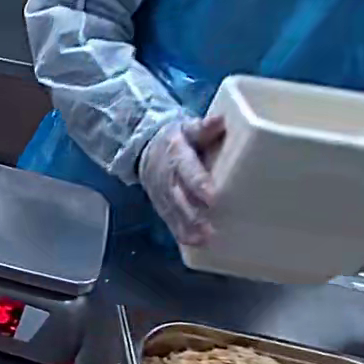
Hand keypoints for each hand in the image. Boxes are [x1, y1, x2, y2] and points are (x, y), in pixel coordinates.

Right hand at [138, 116, 224, 246]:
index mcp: (175, 153)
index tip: (211, 197)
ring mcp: (161, 192)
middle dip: (192, 213)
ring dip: (187, 226)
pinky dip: (180, 232)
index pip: (186, 169)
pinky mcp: (161, 204)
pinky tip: (193, 243)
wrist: (143, 149)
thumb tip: (220, 120)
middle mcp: (166, 176)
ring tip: (203, 239)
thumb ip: (203, 127)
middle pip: (178, 196)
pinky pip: (169, 219)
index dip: (197, 183)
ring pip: (173, 210)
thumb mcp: (186, 128)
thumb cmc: (176, 139)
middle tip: (209, 228)